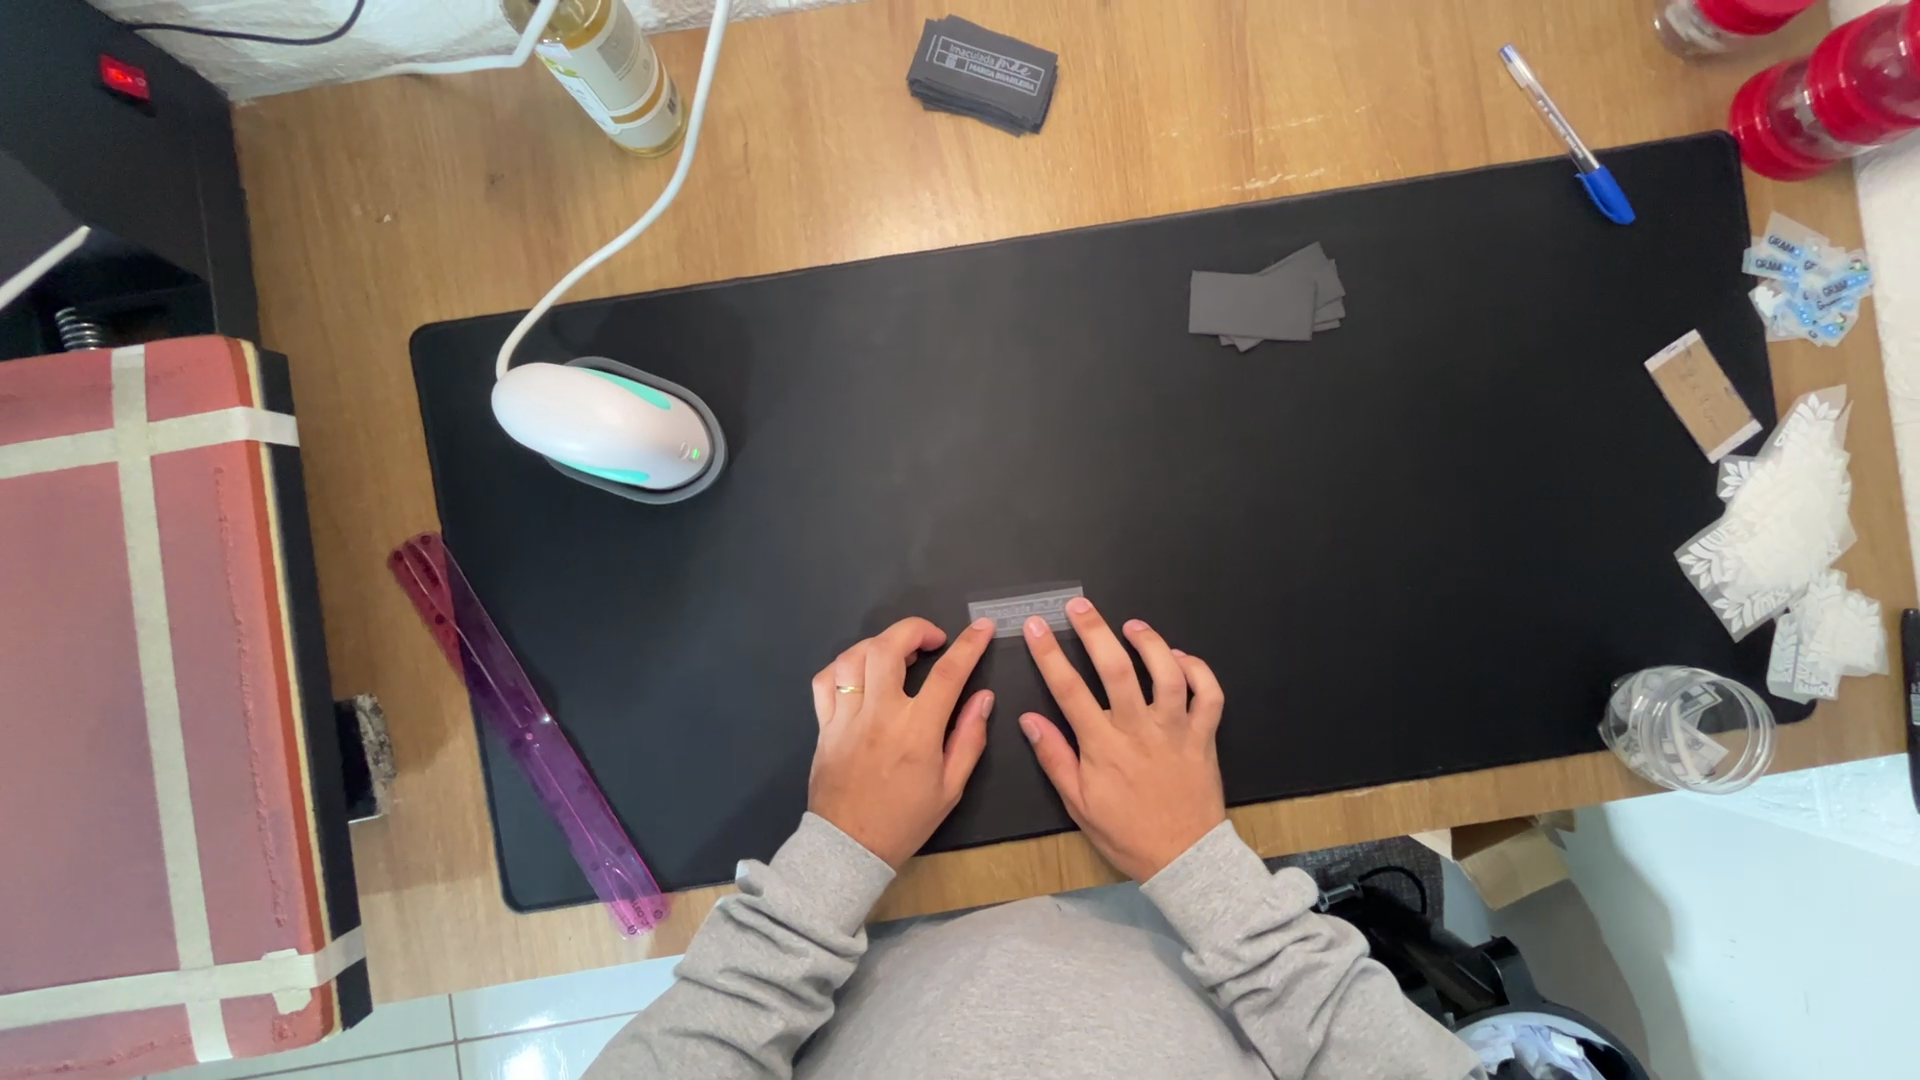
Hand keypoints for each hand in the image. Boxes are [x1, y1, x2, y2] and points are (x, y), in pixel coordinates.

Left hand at [807, 616, 996, 867]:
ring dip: (878, 644)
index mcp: (917, 730)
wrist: (849, 848)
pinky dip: (843, 665)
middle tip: (931, 639)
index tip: (981, 627)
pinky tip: (859, 672)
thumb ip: (969, 738)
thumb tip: (983, 697)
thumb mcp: (951, 788)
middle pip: (889, 647)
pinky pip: (825, 680)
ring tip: (896, 653)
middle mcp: (879, 714)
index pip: (948, 673)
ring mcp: (846, 717)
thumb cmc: (905, 820)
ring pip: (854, 657)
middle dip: (913, 630)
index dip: (969, 644)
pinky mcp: (824, 725)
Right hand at [1018, 598, 1225, 881]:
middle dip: (1095, 631)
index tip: (1036, 627)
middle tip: (1080, 607)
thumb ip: (1054, 758)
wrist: (1184, 861)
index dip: (1049, 654)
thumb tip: (1029, 720)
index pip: (1069, 690)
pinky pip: (1209, 695)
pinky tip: (1180, 658)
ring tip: (1132, 626)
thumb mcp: (1079, 804)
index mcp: (1103, 747)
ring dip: (1150, 643)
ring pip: (1168, 674)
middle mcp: (1139, 731)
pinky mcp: (1205, 736)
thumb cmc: (1127, 833)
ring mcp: (1176, 731)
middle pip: (1117, 669)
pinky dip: (1198, 670)